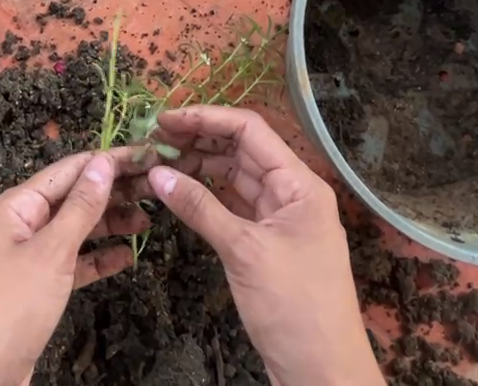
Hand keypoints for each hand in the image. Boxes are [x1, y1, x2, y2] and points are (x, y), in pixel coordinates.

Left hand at [0, 150, 148, 385]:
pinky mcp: (35, 289)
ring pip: (74, 230)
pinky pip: (71, 263)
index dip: (106, 160)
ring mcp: (27, 257)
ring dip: (108, 224)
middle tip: (155, 187)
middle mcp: (20, 224)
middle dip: (112, 191)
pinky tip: (126, 257)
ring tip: (147, 220)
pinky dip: (96, 259)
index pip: (68, 170)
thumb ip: (79, 208)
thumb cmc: (8, 308)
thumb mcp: (49, 253)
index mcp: (16, 205)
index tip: (145, 154)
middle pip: (72, 197)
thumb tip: (103, 163)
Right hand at [136, 106, 383, 385]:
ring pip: (234, 176)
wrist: (324, 376)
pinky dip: (206, 195)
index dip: (206, 118)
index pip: (250, 130)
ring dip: (199, 166)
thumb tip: (156, 173)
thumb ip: (200, 208)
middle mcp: (291, 192)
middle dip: (198, 139)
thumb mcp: (244, 252)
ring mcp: (279, 217)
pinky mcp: (266, 241)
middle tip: (154, 138)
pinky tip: (179, 191)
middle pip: (241, 149)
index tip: (165, 118)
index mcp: (299, 184)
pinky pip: (233, 204)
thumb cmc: (294, 308)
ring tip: (159, 161)